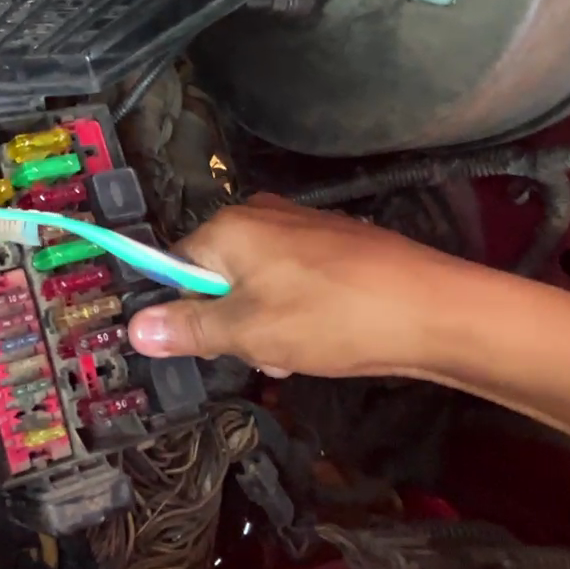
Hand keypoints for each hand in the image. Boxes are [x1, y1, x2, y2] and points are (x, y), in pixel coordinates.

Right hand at [127, 195, 477, 377]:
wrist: (436, 309)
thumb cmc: (329, 317)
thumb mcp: (248, 333)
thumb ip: (187, 329)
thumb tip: (133, 329)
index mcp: (227, 228)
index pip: (175, 266)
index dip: (187, 310)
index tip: (212, 343)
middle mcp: (257, 214)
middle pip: (217, 272)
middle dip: (231, 319)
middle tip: (261, 354)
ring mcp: (300, 222)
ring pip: (257, 278)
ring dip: (264, 318)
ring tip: (298, 352)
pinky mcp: (334, 238)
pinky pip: (292, 273)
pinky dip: (296, 304)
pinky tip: (324, 334)